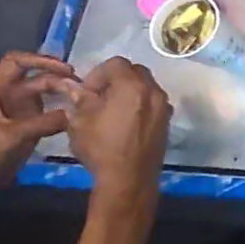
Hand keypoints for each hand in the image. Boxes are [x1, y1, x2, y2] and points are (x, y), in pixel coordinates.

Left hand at [0, 52, 76, 192]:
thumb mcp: (12, 137)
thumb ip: (44, 123)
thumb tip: (75, 113)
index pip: (16, 62)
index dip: (41, 60)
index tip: (65, 69)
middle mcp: (3, 94)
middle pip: (32, 77)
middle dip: (56, 79)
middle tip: (81, 86)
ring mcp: (12, 109)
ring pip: (39, 93)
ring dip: (58, 93)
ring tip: (81, 98)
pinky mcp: (20, 124)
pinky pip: (42, 110)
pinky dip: (56, 109)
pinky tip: (72, 113)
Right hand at [66, 57, 171, 196]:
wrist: (129, 180)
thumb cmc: (101, 148)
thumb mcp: (80, 121)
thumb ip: (80, 99)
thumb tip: (77, 88)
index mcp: (132, 86)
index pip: (116, 64)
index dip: (98, 74)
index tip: (87, 91)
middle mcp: (153, 91)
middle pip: (135, 72)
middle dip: (116, 79)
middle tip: (100, 96)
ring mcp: (164, 107)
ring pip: (146, 87)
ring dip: (130, 91)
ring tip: (113, 109)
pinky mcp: (167, 122)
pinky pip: (154, 103)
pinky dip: (142, 104)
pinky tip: (128, 121)